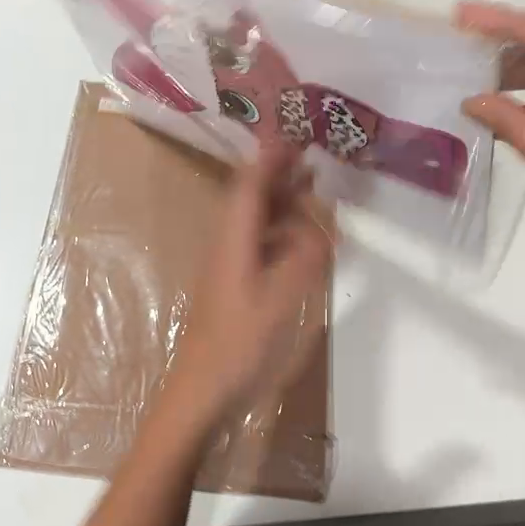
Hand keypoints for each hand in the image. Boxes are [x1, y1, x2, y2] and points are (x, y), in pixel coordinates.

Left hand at [167, 143, 331, 423]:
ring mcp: (229, 265)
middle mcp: (227, 243)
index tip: (296, 135)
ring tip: (312, 189)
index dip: (271, 156)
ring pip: (255, 221)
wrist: (201, 391)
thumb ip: (305, 257)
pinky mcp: (234, 286)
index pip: (250, 182)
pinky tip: (302, 242)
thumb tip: (323, 228)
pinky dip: (282, 232)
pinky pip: (259, 244)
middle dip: (279, 174)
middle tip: (312, 157)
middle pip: (251, 196)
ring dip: (282, 202)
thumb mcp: (282, 298)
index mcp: (233, 237)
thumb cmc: (239, 343)